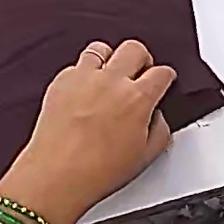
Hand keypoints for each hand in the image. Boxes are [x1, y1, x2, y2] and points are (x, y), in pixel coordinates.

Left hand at [0, 40, 176, 223]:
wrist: (58, 174)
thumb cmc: (97, 169)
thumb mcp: (146, 156)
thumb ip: (160, 130)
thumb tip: (157, 118)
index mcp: (138, 98)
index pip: (161, 72)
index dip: (166, 76)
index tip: (163, 79)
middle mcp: (112, 81)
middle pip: (134, 49)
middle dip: (142, 58)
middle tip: (140, 71)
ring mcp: (83, 78)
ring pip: (102, 49)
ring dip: (111, 59)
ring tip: (111, 74)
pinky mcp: (60, 81)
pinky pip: (76, 65)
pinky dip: (84, 73)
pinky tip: (86, 89)